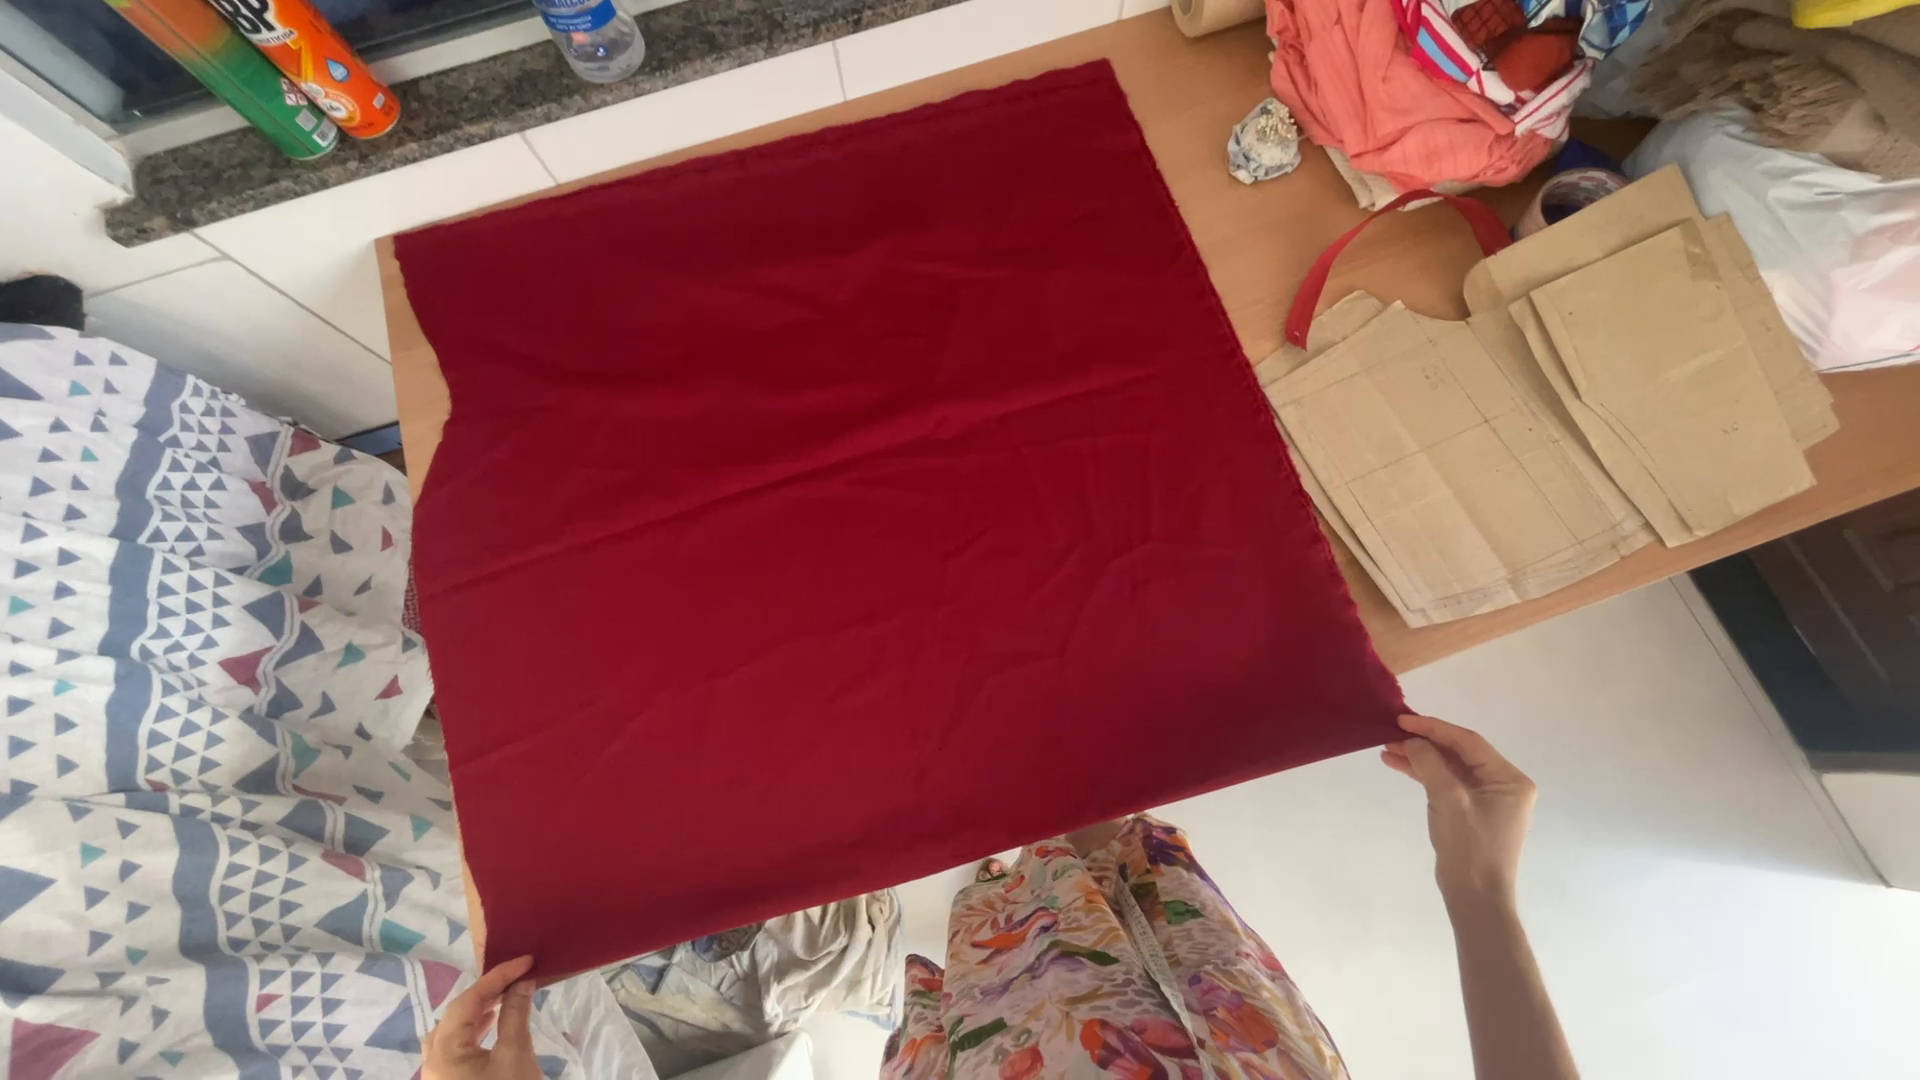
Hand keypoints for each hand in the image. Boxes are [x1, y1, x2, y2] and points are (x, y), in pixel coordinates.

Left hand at [422, 955, 539, 1079]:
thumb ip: (515, 1014)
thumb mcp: (516, 1054)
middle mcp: (432, 1064)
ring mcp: (437, 1078)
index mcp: (444, 1053)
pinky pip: (454, 1047)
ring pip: (450, 1032)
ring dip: (478, 1010)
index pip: (467, 1001)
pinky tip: (493, 1025)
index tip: (526, 961)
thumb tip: (522, 982)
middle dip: (485, 991)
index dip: (497, 976)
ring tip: (505, 997)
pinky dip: (474, 1029)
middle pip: (454, 1015)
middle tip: (517, 977)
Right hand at [1382, 714, 1535, 907]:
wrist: (1475, 894)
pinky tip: (1397, 764)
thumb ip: (1430, 763)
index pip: (1468, 741)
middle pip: (1457, 752)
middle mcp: (1502, 785)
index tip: (1402, 720)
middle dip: (1423, 741)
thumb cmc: (1469, 845)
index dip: (1433, 727)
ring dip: (1418, 756)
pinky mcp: (1469, 810)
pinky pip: (1444, 781)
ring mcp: (1486, 798)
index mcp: (1509, 779)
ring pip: (1448, 766)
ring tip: (1387, 749)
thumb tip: (1412, 740)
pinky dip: (1422, 772)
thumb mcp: (1448, 798)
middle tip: (1390, 733)